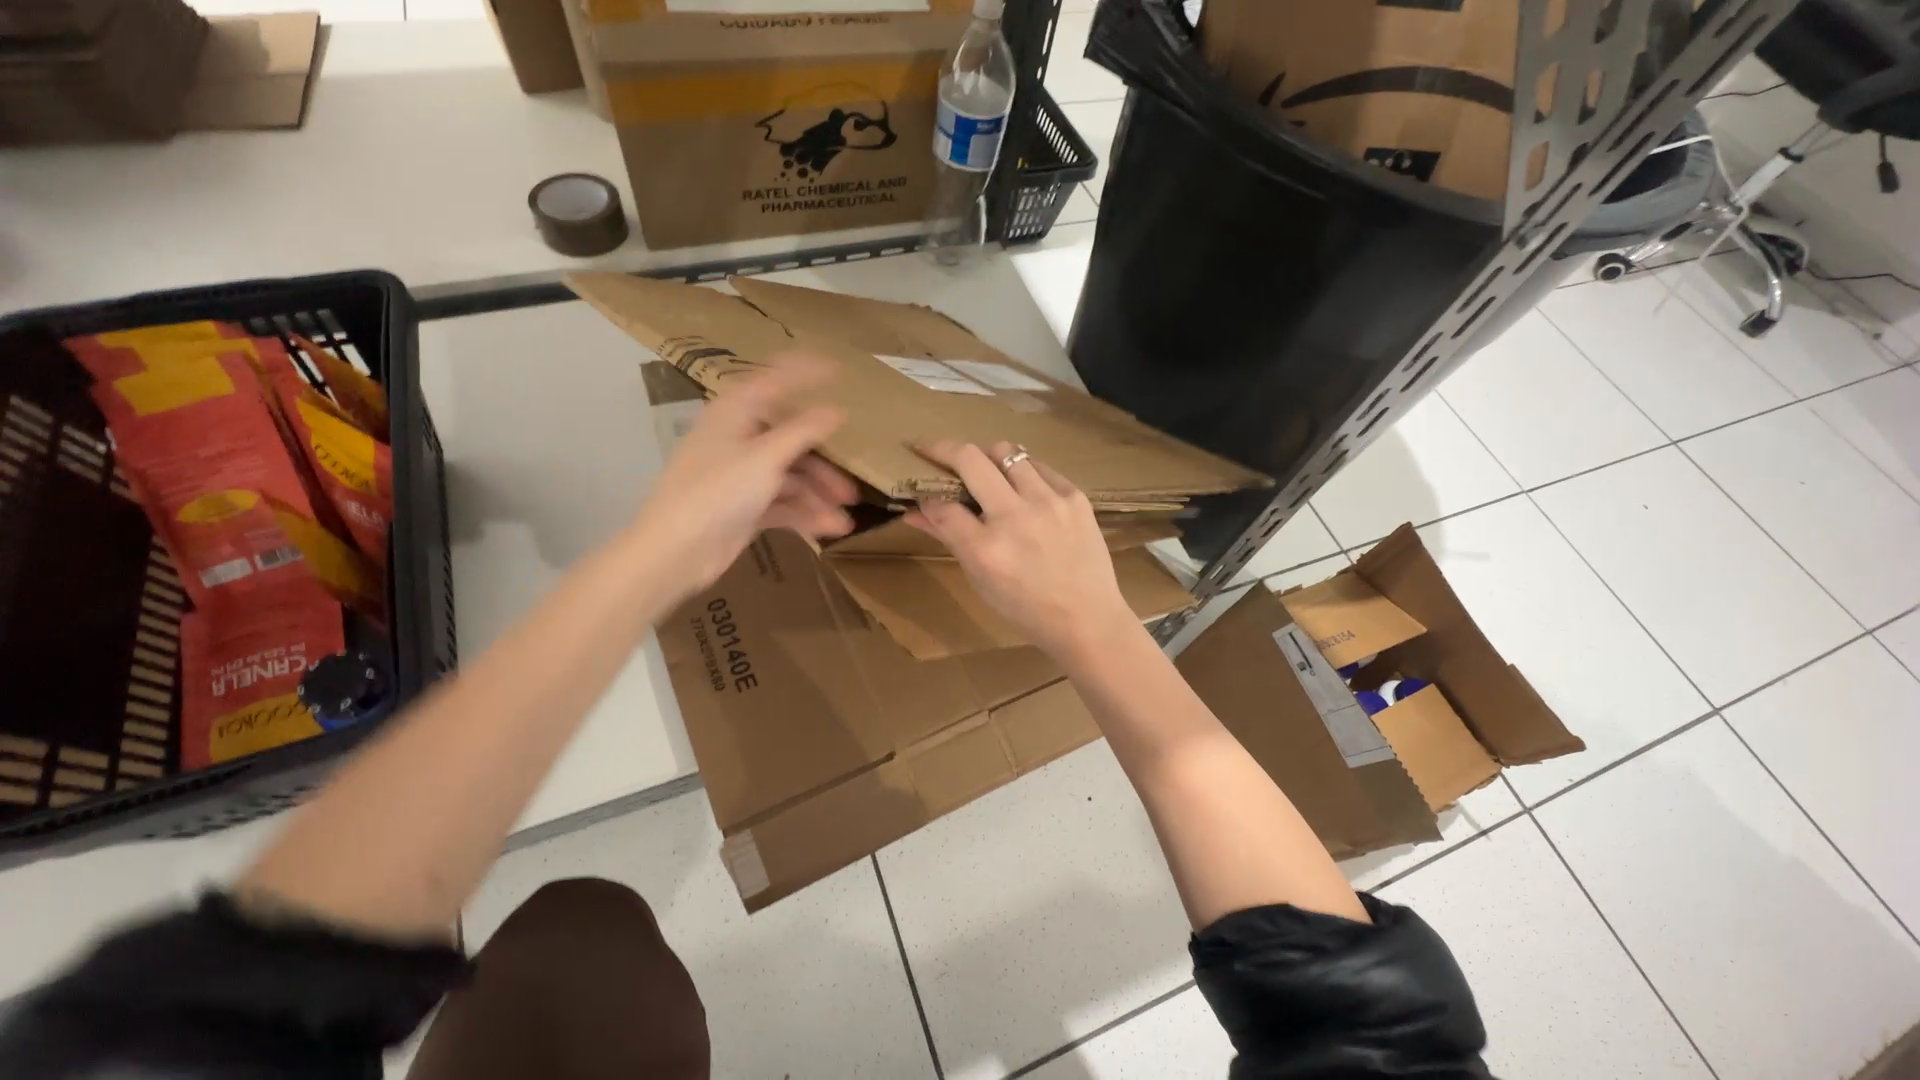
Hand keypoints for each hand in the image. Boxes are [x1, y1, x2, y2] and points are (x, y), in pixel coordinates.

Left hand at [631, 353, 856, 605]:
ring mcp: (741, 475)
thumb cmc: (717, 492)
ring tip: (847, 516)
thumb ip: (803, 432)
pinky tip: (829, 528)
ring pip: (790, 476)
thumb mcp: (765, 457)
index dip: (804, 373)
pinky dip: (804, 514)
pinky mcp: (744, 507)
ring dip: (818, 494)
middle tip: (852, 483)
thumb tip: (835, 410)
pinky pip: (782, 503)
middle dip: (823, 463)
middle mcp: (738, 439)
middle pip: (790, 440)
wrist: (676, 551)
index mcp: (735, 414)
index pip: (773, 382)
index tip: (838, 370)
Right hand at [904, 440, 1132, 659]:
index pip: (942, 504)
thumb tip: (914, 510)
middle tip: (932, 452)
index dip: (927, 493)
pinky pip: (1037, 466)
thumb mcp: (979, 578)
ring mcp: (1049, 502)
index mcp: (986, 549)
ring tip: (982, 470)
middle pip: (970, 459)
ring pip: (1005, 452)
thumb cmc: (1025, 607)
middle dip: (943, 449)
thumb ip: (947, 537)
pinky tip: (1019, 486)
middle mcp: (1016, 518)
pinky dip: (1020, 471)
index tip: (922, 485)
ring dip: (985, 457)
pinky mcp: (1074, 496)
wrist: (1087, 618)